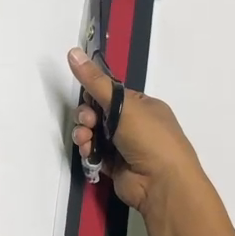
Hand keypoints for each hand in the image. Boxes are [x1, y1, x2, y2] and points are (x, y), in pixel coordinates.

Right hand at [68, 48, 203, 215]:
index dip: (95, 95)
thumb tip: (72, 51)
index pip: (112, 94)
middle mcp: (136, 125)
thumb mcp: (123, 105)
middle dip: (87, 115)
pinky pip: (94, 151)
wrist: (162, 184)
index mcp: (144, 107)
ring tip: (86, 139)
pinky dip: (88, 150)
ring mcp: (125, 146)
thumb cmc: (149, 138)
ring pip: (94, 132)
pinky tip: (88, 151)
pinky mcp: (115, 165)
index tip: (87, 98)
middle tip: (88, 121)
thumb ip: (95, 81)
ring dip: (85, 133)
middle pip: (99, 113)